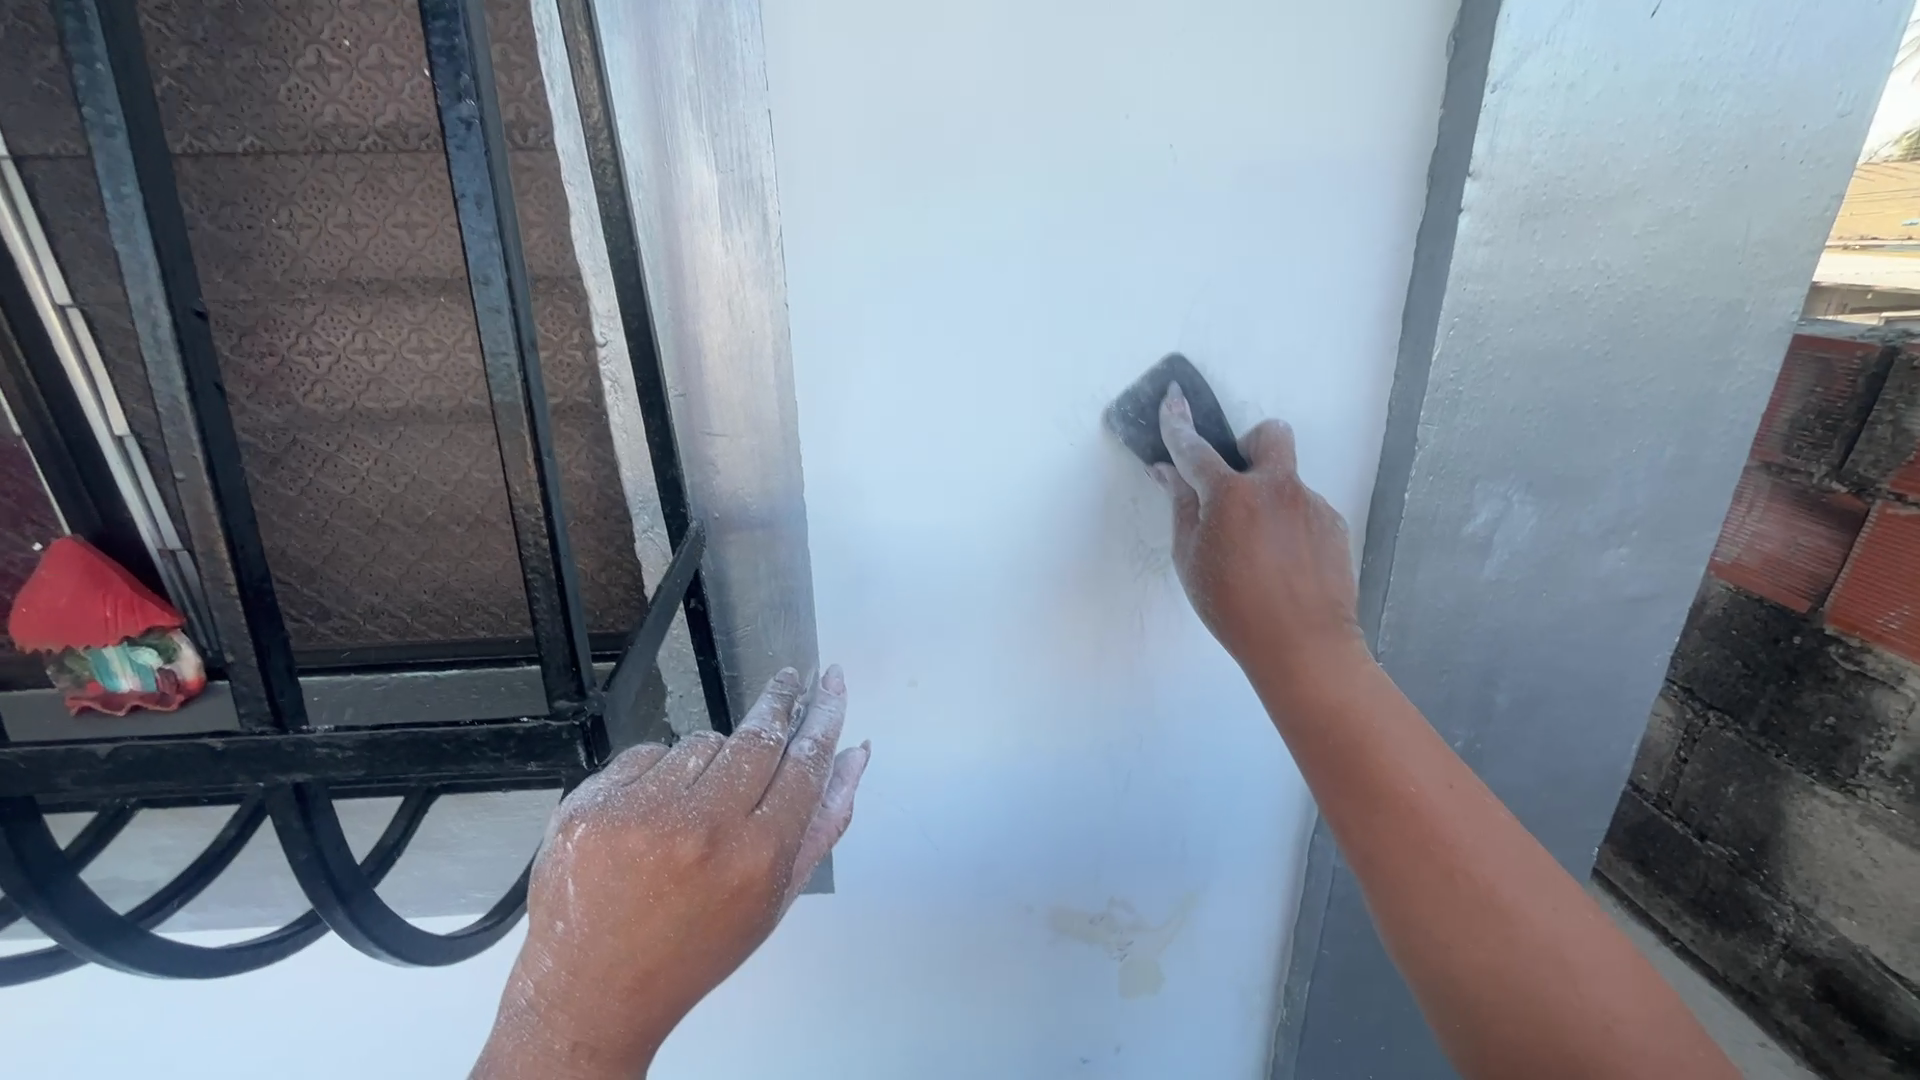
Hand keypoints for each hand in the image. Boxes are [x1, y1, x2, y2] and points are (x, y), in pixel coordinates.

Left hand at [471, 668, 869, 1079]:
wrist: (591, 996)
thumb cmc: (692, 950)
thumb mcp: (774, 900)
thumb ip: (823, 824)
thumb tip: (853, 755)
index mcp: (758, 856)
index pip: (806, 761)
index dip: (824, 714)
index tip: (831, 684)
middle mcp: (703, 829)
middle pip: (758, 735)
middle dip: (780, 700)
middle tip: (790, 681)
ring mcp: (641, 814)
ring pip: (702, 741)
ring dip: (710, 759)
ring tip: (694, 808)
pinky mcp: (592, 807)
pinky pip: (646, 753)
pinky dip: (656, 773)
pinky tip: (651, 816)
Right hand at [1150, 382, 1365, 680]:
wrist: (1302, 645)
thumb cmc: (1232, 607)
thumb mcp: (1189, 559)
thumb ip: (1182, 506)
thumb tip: (1169, 472)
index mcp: (1231, 494)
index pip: (1195, 448)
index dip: (1178, 423)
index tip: (1172, 399)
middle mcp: (1276, 487)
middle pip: (1269, 435)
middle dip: (1249, 445)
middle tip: (1233, 483)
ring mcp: (1311, 504)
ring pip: (1286, 480)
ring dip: (1266, 498)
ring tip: (1256, 550)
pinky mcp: (1333, 525)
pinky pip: (1303, 509)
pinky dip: (1287, 524)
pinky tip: (1281, 564)